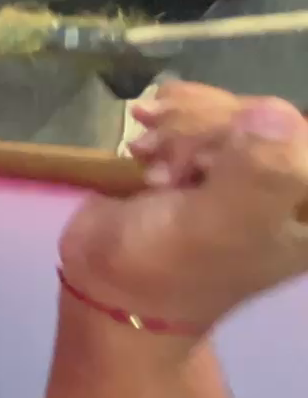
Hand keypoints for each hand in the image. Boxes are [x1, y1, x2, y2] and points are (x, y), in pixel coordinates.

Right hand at [59, 82, 307, 331]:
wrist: (109, 286)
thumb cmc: (169, 264)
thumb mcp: (219, 226)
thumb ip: (258, 174)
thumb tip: (270, 111)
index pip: (299, 132)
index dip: (245, 130)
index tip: (192, 160)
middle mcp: (292, 181)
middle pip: (265, 117)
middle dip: (202, 126)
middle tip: (157, 157)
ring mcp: (246, 171)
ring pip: (228, 113)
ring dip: (177, 125)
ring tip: (145, 152)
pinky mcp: (203, 167)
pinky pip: (198, 121)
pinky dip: (165, 121)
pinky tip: (142, 140)